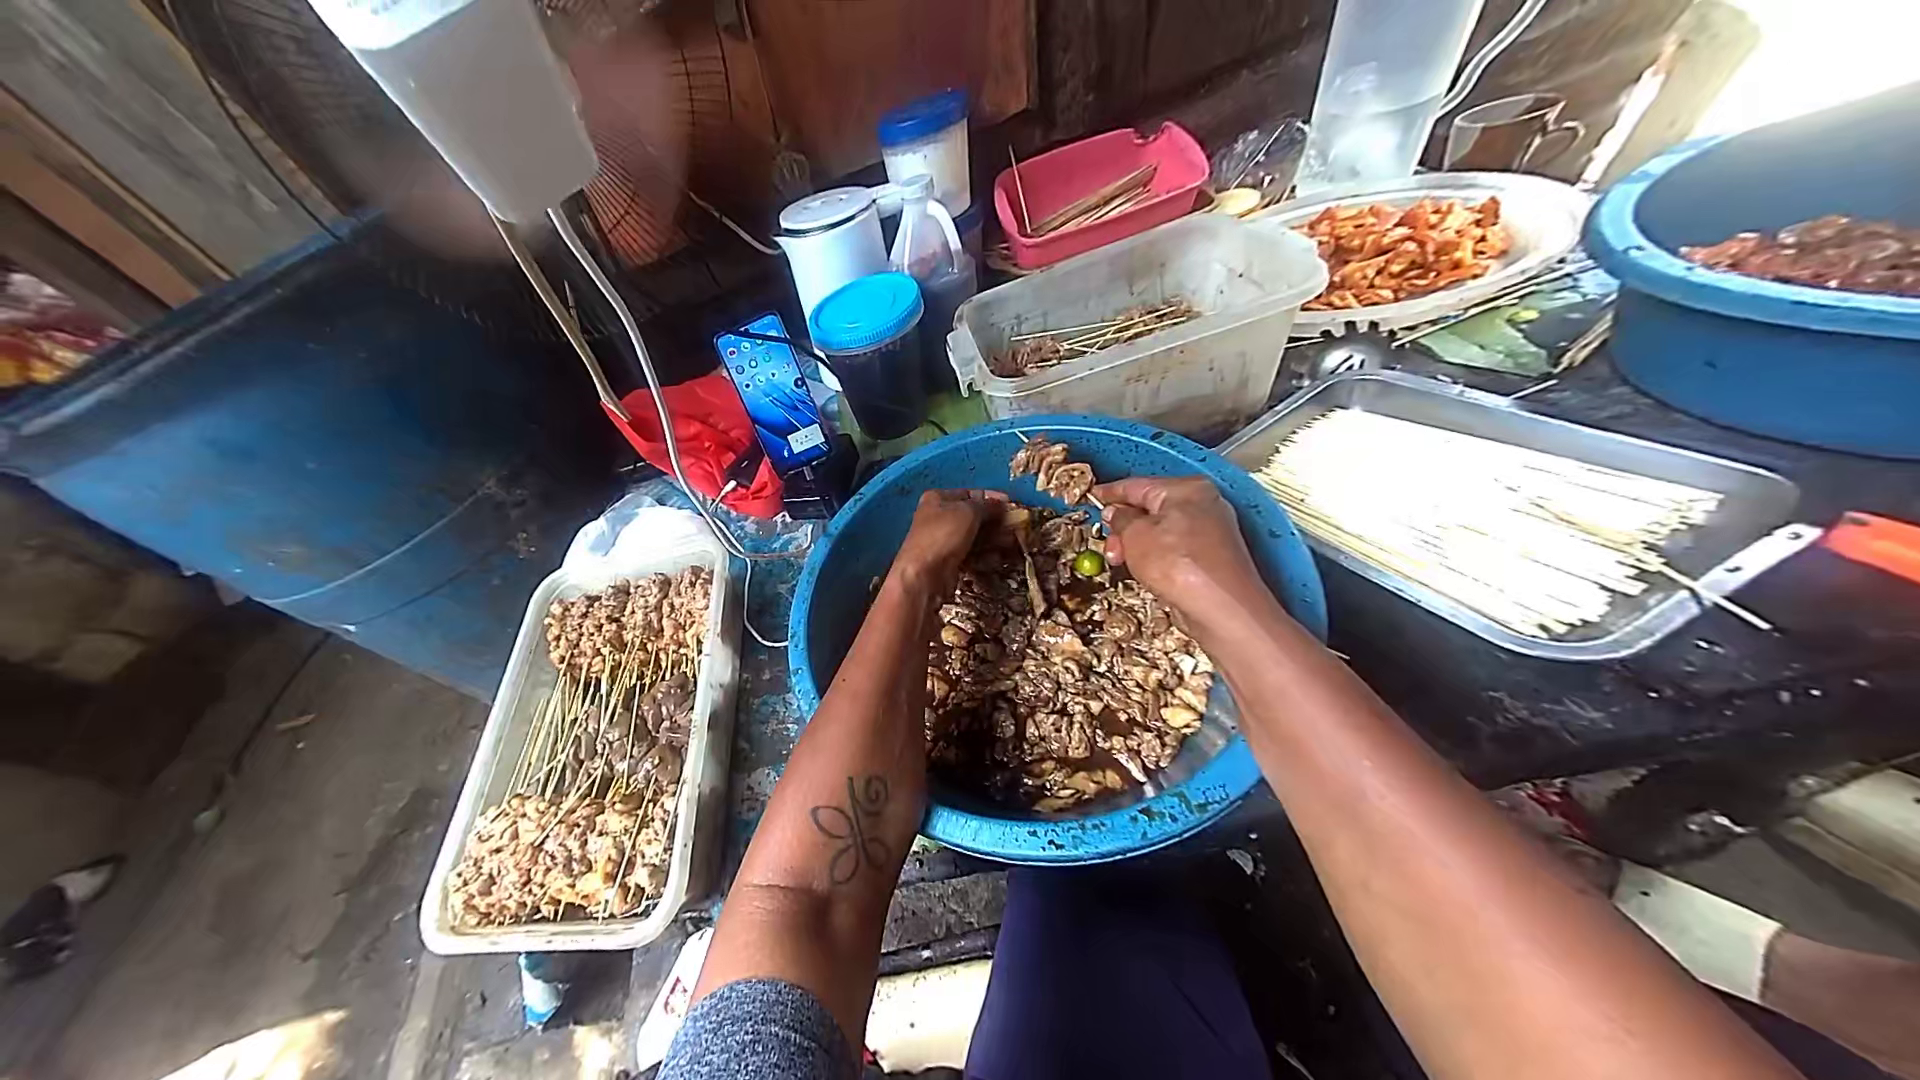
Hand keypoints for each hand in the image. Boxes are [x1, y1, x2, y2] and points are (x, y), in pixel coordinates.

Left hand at [892, 489, 1005, 588]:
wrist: (924, 575)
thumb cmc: (944, 535)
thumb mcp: (969, 512)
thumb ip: (988, 505)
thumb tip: (1002, 503)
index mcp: (938, 498)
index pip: (971, 494)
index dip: (992, 499)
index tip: (1012, 505)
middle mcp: (939, 517)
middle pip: (974, 517)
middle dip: (997, 521)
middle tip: (1016, 527)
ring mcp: (943, 541)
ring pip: (975, 537)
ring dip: (994, 539)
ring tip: (1012, 543)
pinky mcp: (948, 562)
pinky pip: (971, 554)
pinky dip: (985, 555)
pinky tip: (997, 558)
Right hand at [1095, 476, 1265, 621]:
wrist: (1222, 607)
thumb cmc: (1184, 567)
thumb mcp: (1134, 536)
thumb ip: (1120, 519)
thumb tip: (1116, 514)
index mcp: (1187, 489)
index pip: (1137, 485)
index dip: (1111, 493)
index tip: (1095, 497)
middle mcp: (1204, 505)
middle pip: (1151, 509)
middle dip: (1124, 528)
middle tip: (1110, 544)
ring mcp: (1210, 532)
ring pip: (1162, 532)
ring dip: (1138, 546)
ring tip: (1125, 562)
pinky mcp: (1211, 558)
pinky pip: (1175, 551)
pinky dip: (1157, 559)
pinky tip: (1148, 573)